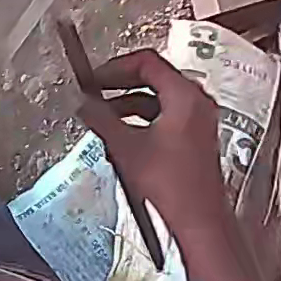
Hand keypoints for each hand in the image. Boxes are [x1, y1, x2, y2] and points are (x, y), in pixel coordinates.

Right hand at [75, 49, 225, 223]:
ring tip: (102, 112)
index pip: (147, 63)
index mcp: (184, 97)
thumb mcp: (125, 146)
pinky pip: (163, 114)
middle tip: (95, 90)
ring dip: (128, 101)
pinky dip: (140, 117)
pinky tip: (121, 132)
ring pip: (157, 97)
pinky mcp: (194, 137)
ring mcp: (198, 120)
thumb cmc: (169, 184)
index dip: (115, 67)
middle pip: (154, 77)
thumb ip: (101, 119)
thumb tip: (83, 104)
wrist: (196, 218)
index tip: (94, 79)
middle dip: (120, 83)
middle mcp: (196, 103)